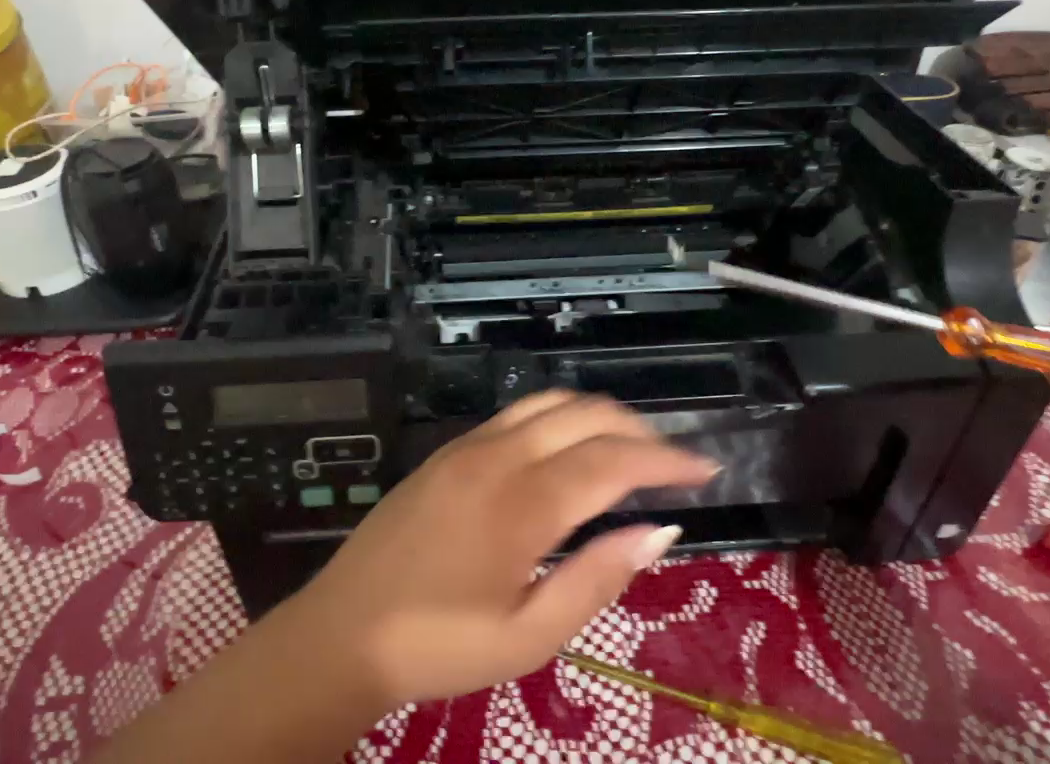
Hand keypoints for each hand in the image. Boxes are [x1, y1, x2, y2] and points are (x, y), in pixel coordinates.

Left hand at [276, 390, 718, 707]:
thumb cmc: (439, 645)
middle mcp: (496, 457)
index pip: (611, 461)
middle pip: (584, 415)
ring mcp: (466, 447)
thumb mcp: (529, 637)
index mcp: (521, 503)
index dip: (665, 460)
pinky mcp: (445, 452)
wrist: (342, 632)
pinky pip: (516, 414)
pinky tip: (569, 449)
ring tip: (631, 449)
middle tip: (674, 463)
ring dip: (598, 416)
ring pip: (548, 404)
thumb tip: (660, 531)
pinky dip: (558, 418)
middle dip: (639, 430)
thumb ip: (598, 578)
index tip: (707, 469)